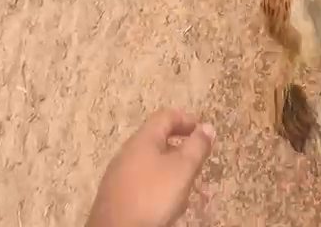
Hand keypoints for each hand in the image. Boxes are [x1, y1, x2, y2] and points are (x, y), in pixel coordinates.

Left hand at [85, 108, 215, 226]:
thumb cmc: (152, 197)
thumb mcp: (183, 169)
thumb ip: (197, 146)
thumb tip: (208, 127)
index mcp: (142, 139)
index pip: (166, 116)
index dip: (187, 119)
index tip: (202, 133)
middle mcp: (126, 153)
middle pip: (157, 141)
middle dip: (180, 151)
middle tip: (196, 163)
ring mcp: (117, 176)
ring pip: (150, 165)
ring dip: (169, 172)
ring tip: (184, 189)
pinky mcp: (113, 198)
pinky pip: (140, 184)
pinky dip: (156, 188)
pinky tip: (163, 205)